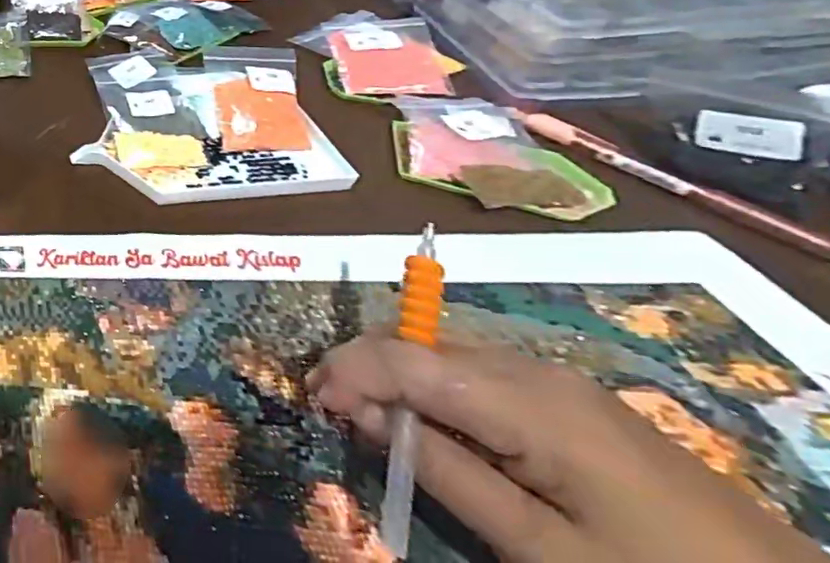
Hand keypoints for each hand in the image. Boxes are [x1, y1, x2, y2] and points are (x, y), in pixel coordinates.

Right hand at [307, 337, 819, 562]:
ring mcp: (554, 376)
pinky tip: (424, 417)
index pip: (405, 356)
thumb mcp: (543, 549)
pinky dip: (429, 381)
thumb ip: (446, 471)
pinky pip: (473, 368)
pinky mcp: (567, 395)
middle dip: (360, 365)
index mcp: (529, 401)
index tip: (315, 404)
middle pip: (417, 340)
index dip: (347, 371)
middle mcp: (534, 367)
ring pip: (439, 348)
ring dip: (390, 371)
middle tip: (330, 407)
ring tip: (364, 411)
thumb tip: (366, 414)